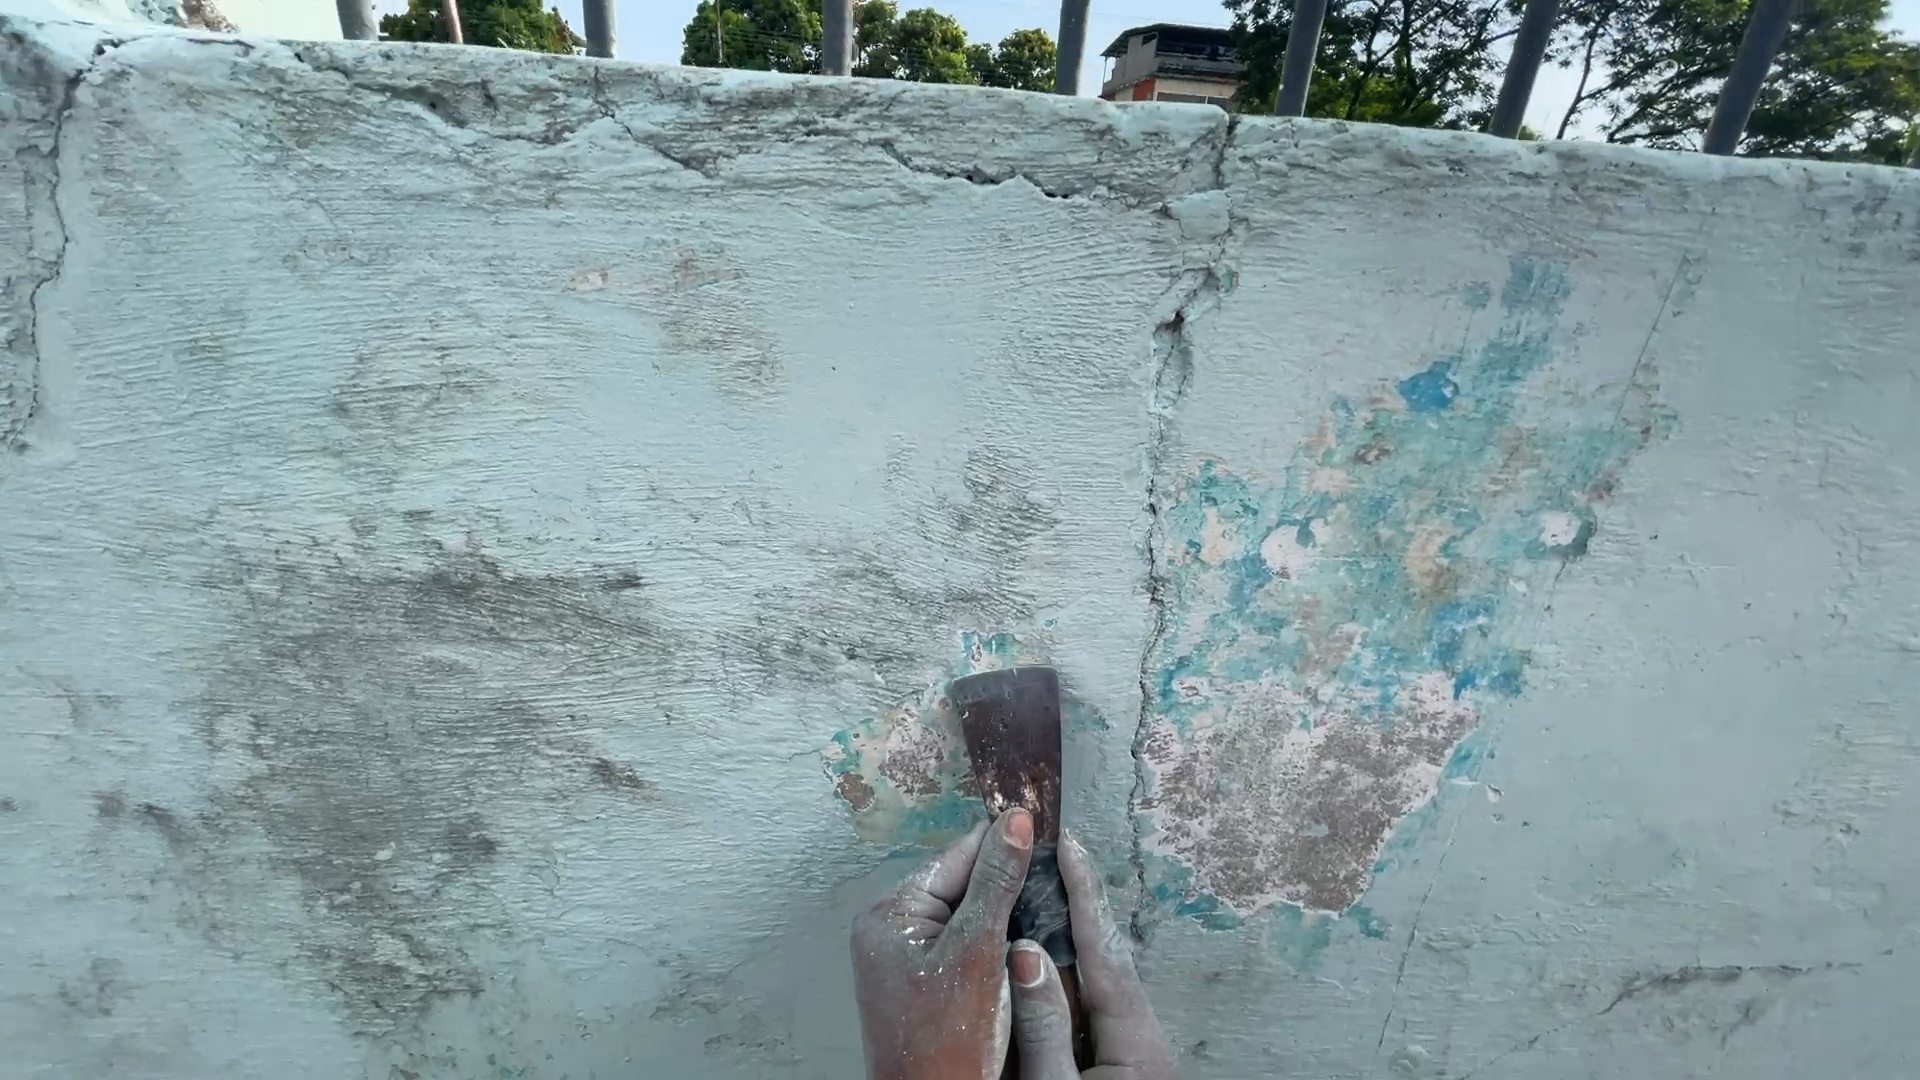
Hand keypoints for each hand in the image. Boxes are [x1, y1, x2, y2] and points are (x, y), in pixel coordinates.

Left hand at [851, 810, 1035, 1079]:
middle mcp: (890, 928)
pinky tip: (1020, 937)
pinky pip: (962, 941)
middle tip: (1051, 871)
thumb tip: (1016, 819)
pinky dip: (991, 938)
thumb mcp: (978, 951)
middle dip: (1002, 881)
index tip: (1040, 826)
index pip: (955, 859)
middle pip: (959, 884)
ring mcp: (904, 957)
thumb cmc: (950, 1042)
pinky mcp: (921, 981)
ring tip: (1043, 899)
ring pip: (965, 913)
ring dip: (1001, 909)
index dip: (1000, 843)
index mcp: (890, 914)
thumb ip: (997, 882)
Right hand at [1004, 831, 1178, 1078]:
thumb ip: (1042, 1029)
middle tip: (1049, 856)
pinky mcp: (1124, 1061)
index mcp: (1136, 1040)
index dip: (1084, 893)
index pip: (1104, 949)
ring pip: (1101, 977)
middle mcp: (1143, 1034)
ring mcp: (1136, 1048)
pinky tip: (1046, 959)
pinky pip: (1095, 1001)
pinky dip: (1072, 970)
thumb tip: (1024, 950)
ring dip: (1073, 936)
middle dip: (1080, 903)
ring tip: (1039, 894)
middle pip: (1107, 954)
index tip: (1068, 843)